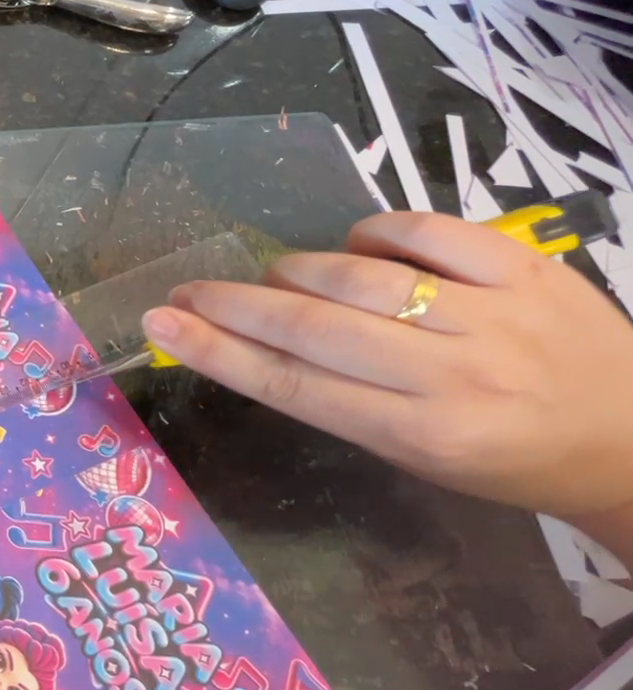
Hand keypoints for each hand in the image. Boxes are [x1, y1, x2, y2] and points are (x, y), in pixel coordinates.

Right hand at [140, 212, 632, 526]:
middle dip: (232, 304)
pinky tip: (357, 247)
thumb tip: (245, 336)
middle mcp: (456, 376)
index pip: (289, 384)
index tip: (160, 323)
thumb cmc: (499, 457)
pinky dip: (371, 233)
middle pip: (311, 327)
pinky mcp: (530, 269)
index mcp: (418, 433)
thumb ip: (330, 394)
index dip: (213, 350)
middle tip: (187, 292)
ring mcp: (499, 316)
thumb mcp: (407, 450)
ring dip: (295, 272)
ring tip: (279, 279)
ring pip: (359, 277)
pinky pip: (427, 232)